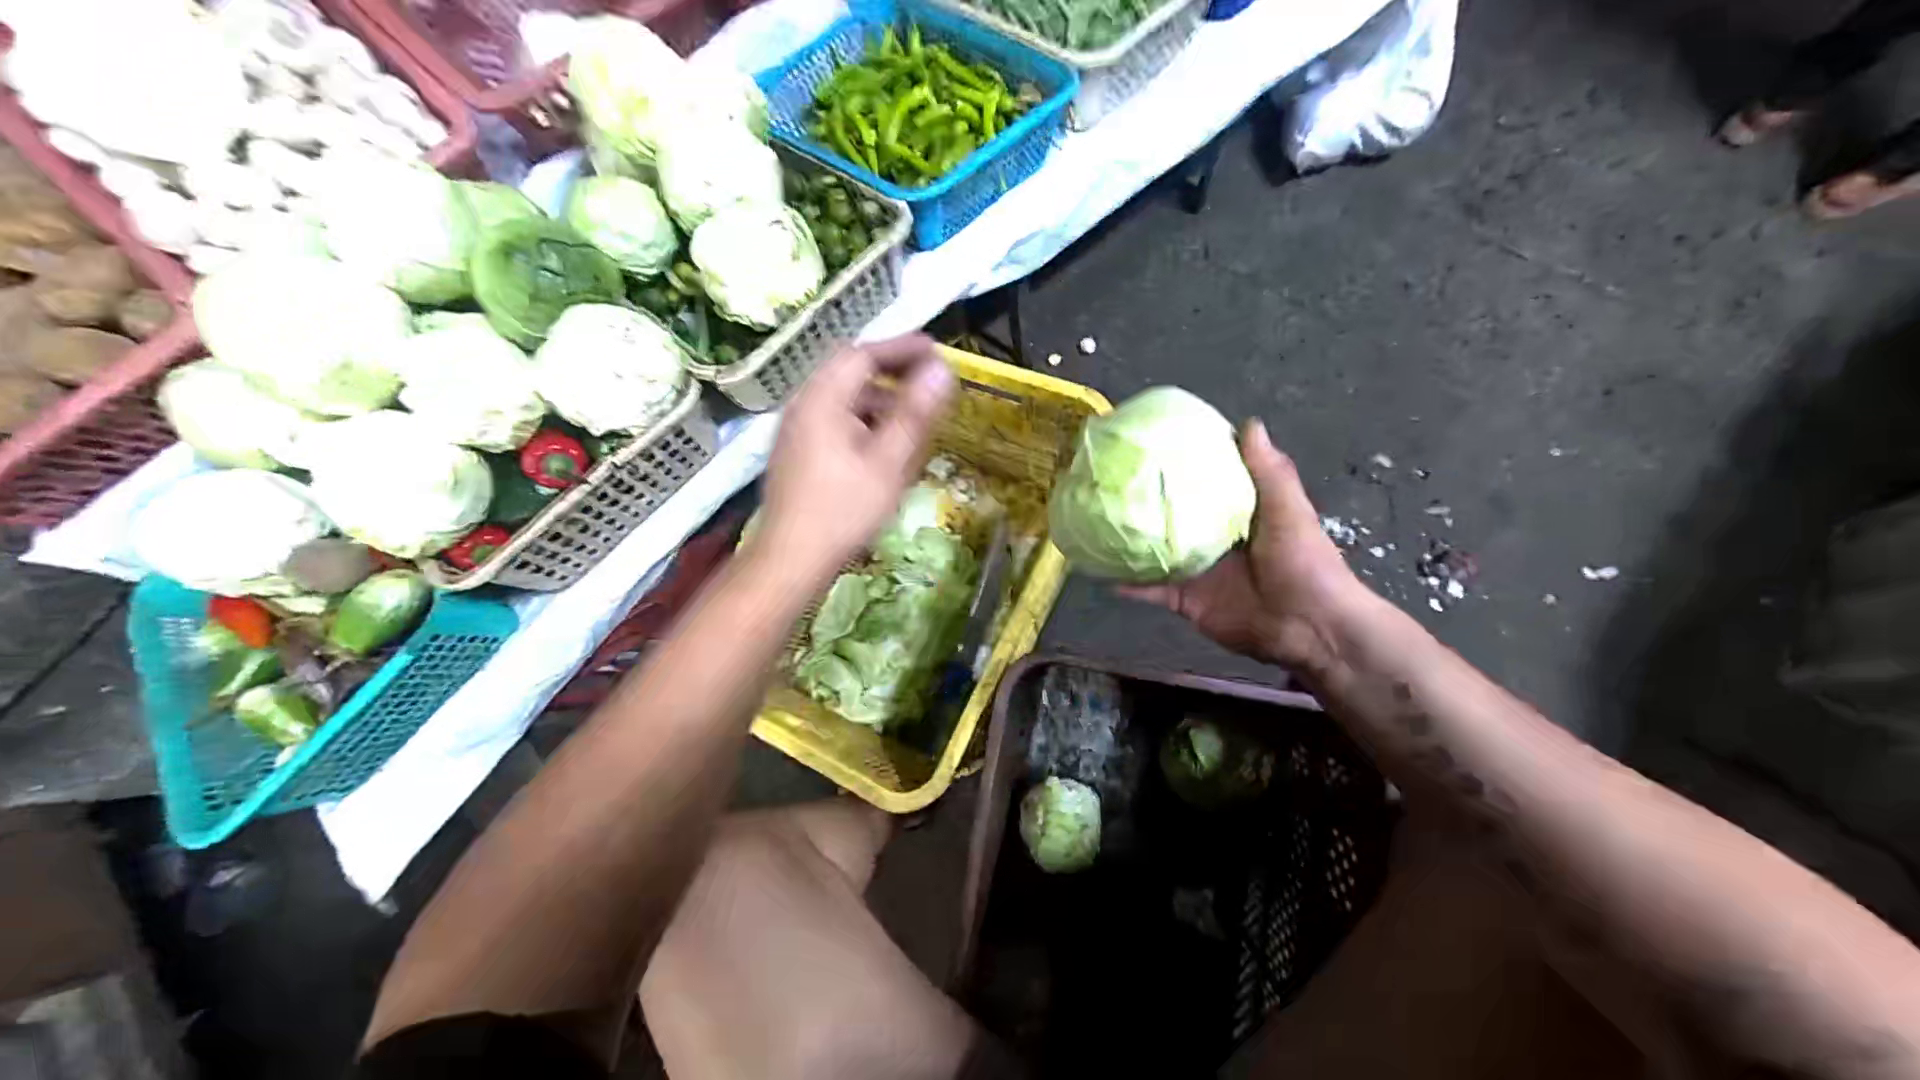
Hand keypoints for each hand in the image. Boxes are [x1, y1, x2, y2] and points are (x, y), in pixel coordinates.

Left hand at [755, 335, 953, 577]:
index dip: (901, 348)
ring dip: (876, 398)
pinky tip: (880, 445)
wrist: (790, 558)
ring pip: (840, 398)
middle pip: (848, 372)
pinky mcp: (795, 453)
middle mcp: (803, 405)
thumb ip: (914, 414)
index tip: (935, 349)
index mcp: (822, 399)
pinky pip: (832, 420)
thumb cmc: (843, 510)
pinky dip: (861, 420)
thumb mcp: (888, 462)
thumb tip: (941, 370)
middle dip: (889, 370)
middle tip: (925, 378)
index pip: (863, 354)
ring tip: (910, 414)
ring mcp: (794, 430)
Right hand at [1123, 421, 1374, 671]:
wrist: (1308, 629)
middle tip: (1110, 479)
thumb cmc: (1304, 564)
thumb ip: (1269, 472)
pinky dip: (1127, 584)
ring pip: (1155, 551)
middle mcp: (1213, 540)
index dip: (1184, 465)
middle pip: (1174, 517)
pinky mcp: (1185, 600)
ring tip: (1095, 520)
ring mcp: (1196, 571)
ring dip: (1130, 540)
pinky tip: (1099, 571)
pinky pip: (1150, 590)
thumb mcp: (1290, 511)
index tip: (1153, 444)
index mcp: (1239, 515)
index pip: (1207, 484)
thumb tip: (1249, 423)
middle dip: (1146, 502)